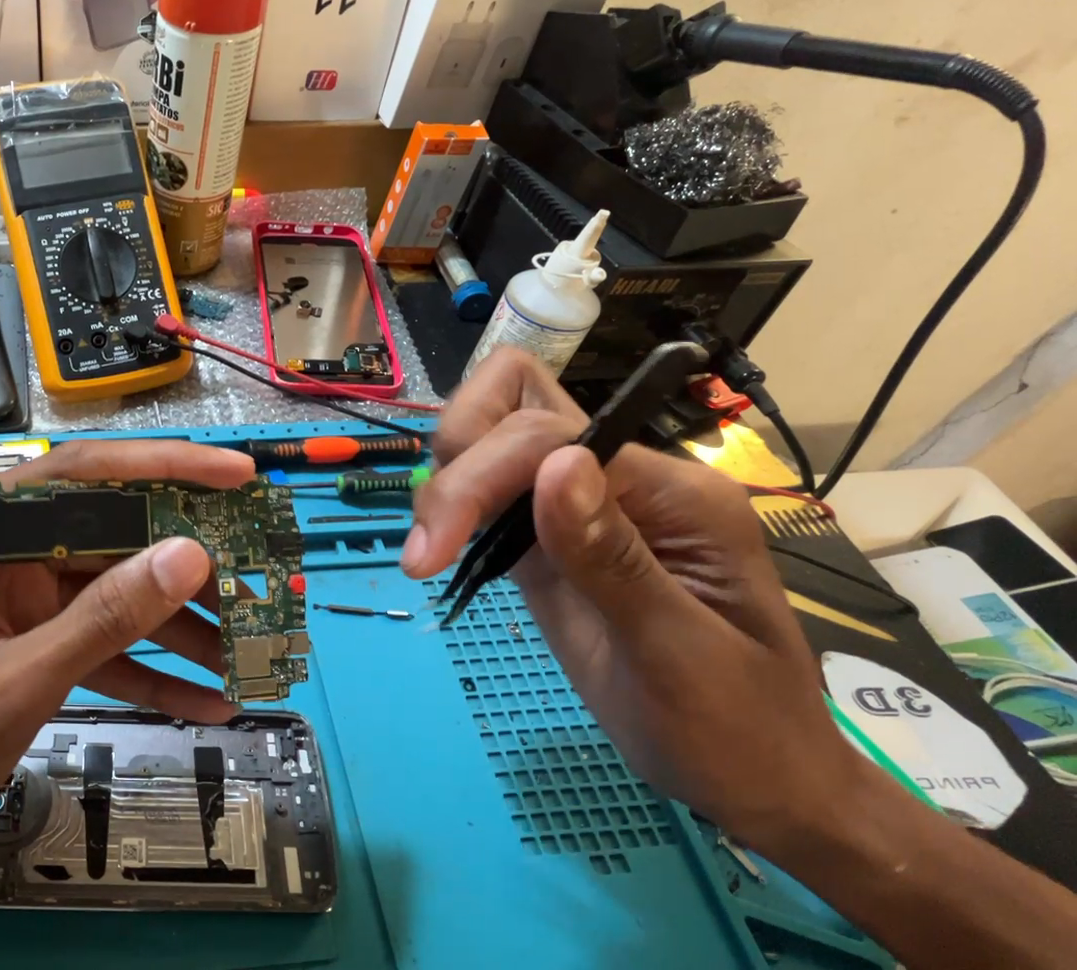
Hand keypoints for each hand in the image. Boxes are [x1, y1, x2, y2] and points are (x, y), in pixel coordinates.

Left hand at [0, 440, 250, 886]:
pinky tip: (204, 700)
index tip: (233, 473)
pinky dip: (142, 671)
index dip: (161, 467)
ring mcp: (10, 601)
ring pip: (108, 595)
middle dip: (183, 560)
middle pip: (105, 535)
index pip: (76, 476)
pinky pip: (94, 646)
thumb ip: (104, 618)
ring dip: (174, 626)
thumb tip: (189, 554)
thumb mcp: (16, 682)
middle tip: (259, 566)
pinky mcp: (22, 645)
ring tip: (250, 648)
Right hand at [404, 349, 870, 848]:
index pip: (549, 434)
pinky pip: (489, 490)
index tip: (430, 553)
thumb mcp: (678, 652)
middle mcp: (623, 479)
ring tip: (431, 555)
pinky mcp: (547, 540)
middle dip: (457, 460)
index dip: (480, 476)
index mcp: (670, 492)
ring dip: (447, 480)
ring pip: (493, 436)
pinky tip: (442, 554)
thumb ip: (612, 557)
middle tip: (430, 546)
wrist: (754, 780)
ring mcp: (581, 506)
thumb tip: (554, 465)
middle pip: (517, 403)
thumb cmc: (734, 728)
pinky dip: (453, 508)